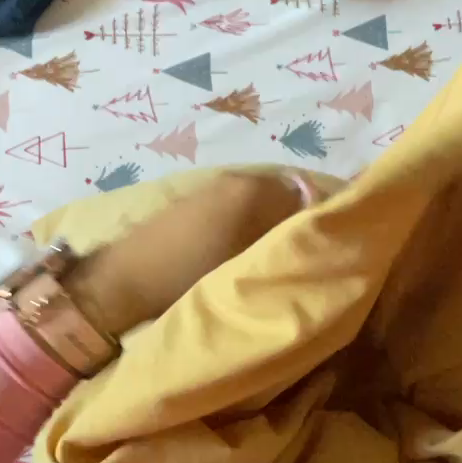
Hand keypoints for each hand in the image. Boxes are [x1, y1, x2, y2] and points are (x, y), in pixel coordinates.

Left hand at [67, 171, 312, 335]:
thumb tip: (322, 234)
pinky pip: (247, 211)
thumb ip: (288, 244)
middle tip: (314, 259)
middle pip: (293, 197)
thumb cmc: (186, 277)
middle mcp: (241, 180)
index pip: (314, 193)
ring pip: (269, 205)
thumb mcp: (246, 266)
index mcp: (255, 189)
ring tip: (286, 261)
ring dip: (281, 228)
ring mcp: (218, 190)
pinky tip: (255, 256)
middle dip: (306, 223)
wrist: (123, 282)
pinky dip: (258, 229)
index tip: (338, 250)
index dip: (329, 219)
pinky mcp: (201, 204)